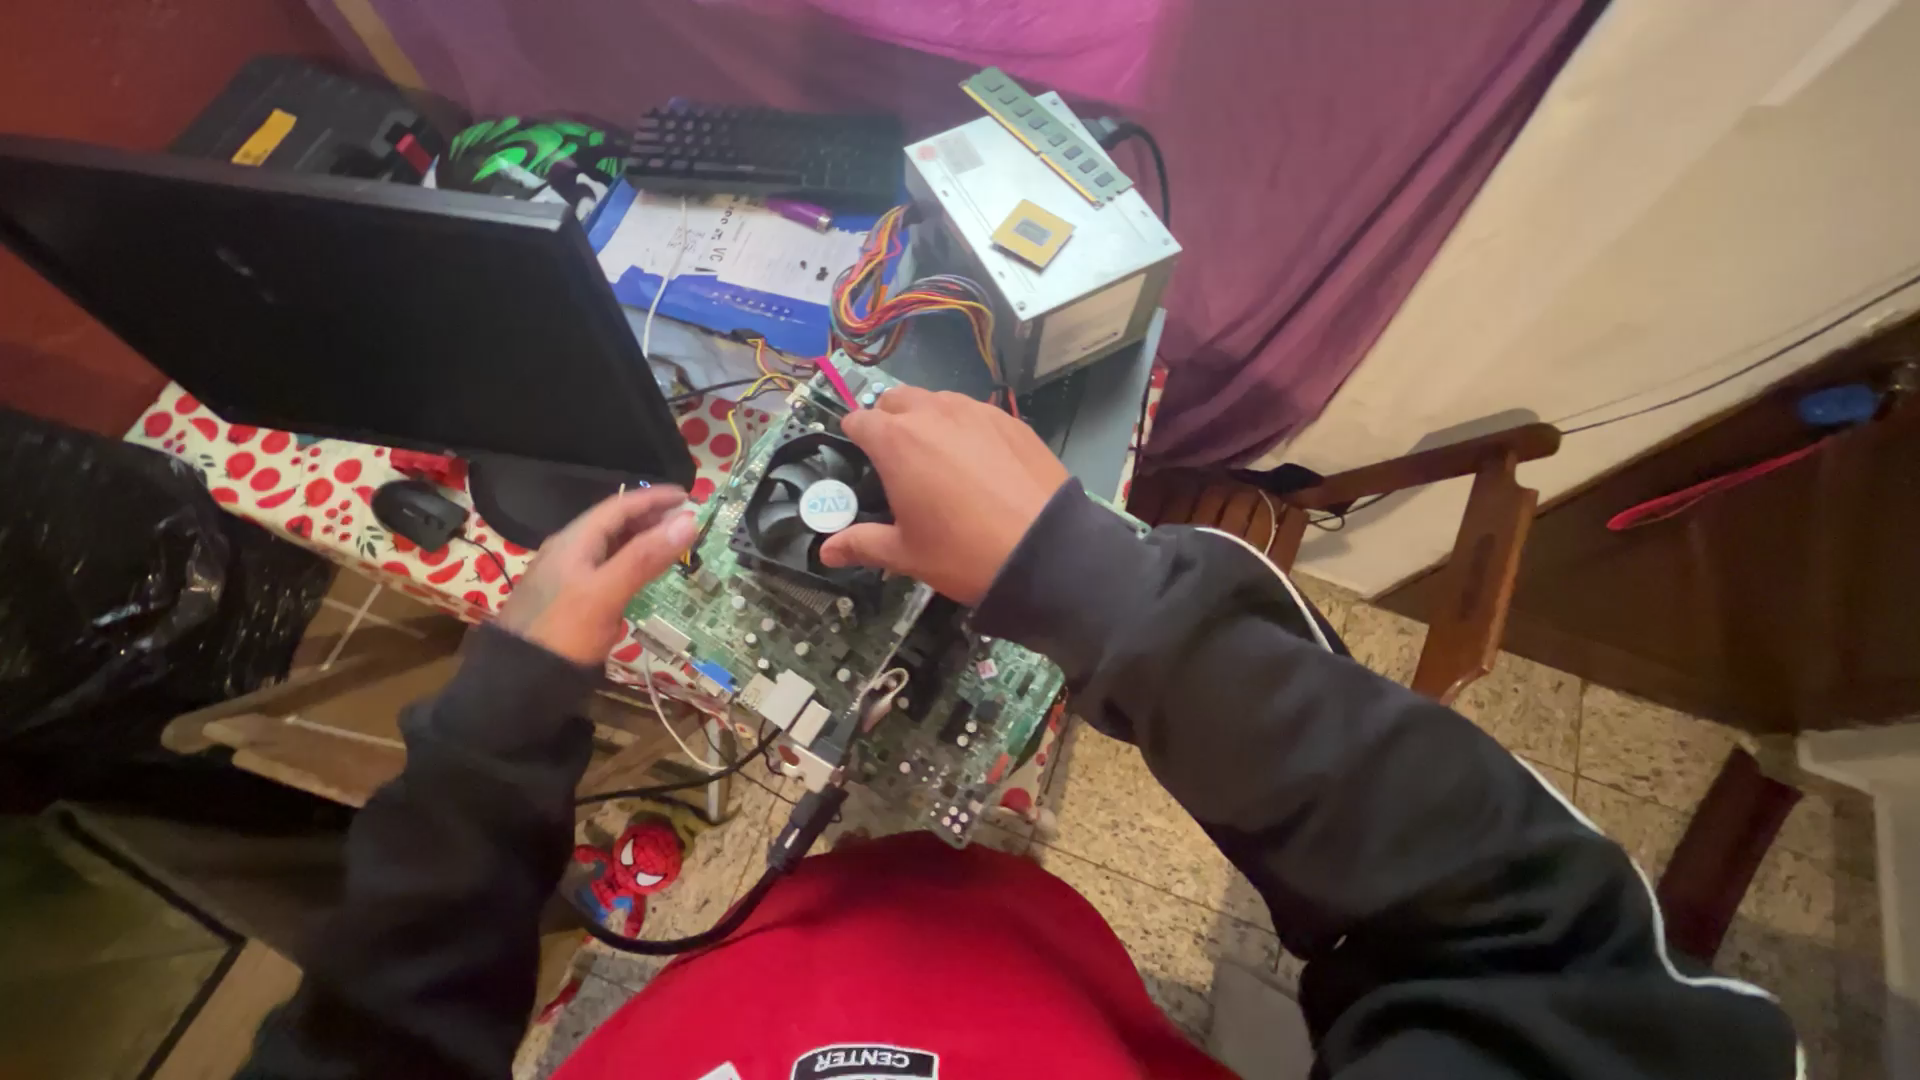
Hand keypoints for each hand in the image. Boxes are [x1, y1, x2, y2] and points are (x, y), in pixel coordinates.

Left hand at [497, 487, 696, 664]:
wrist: (518, 681)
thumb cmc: (564, 631)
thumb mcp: (607, 592)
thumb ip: (646, 556)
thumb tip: (688, 520)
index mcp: (575, 542)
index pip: (619, 506)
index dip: (653, 498)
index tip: (687, 495)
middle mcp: (569, 552)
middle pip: (614, 524)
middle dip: (650, 517)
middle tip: (684, 520)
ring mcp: (567, 576)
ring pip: (610, 547)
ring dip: (641, 540)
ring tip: (670, 544)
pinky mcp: (570, 599)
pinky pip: (607, 568)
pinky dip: (631, 563)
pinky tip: (642, 575)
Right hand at [820, 387, 1067, 603]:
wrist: (1046, 551)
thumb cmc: (963, 552)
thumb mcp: (907, 554)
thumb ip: (863, 544)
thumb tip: (827, 551)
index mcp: (897, 441)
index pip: (859, 419)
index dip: (854, 437)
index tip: (859, 458)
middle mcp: (934, 413)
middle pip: (897, 399)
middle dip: (889, 420)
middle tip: (897, 460)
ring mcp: (977, 412)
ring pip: (939, 401)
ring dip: (928, 420)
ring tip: (939, 459)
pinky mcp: (1012, 421)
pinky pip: (976, 413)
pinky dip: (966, 428)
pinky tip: (979, 462)